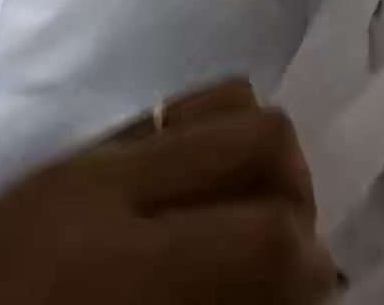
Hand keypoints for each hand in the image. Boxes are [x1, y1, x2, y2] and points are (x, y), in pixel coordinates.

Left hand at [0, 80, 337, 304]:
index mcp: (100, 268)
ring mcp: (80, 155)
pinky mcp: (65, 153)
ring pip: (225, 98)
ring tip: (247, 211)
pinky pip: (172, 111)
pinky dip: (210, 143)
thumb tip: (298, 287)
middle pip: (261, 133)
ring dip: (258, 154)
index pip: (262, 233)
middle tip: (288, 251)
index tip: (318, 292)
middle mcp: (98, 185)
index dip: (310, 268)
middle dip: (297, 190)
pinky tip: (194, 202)